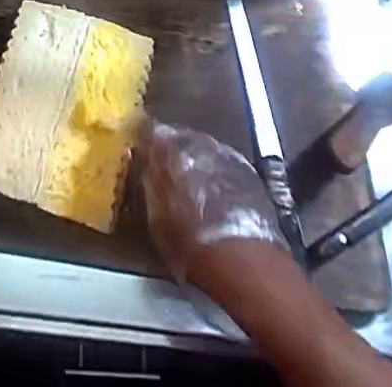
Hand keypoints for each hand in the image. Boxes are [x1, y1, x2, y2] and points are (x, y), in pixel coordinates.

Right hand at [137, 120, 286, 285]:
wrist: (240, 260)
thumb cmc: (189, 243)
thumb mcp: (155, 215)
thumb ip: (148, 181)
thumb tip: (146, 168)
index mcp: (169, 149)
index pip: (150, 131)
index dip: (146, 143)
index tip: (142, 153)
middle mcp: (199, 143)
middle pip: (180, 138)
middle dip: (172, 153)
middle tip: (167, 175)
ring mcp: (226, 155)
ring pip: (204, 150)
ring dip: (197, 163)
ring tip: (193, 189)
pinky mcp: (248, 171)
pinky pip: (226, 165)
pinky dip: (218, 175)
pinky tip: (217, 198)